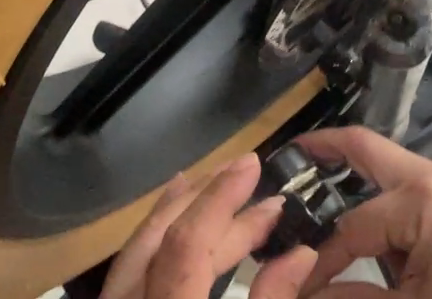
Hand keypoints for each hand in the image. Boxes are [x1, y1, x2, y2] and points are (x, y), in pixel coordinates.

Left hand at [102, 153, 319, 298]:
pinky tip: (178, 226)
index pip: (187, 245)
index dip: (220, 199)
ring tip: (220, 185)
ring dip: (184, 213)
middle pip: (161, 238)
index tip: (253, 163)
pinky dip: (159, 240)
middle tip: (254, 180)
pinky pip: (131, 268)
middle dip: (209, 202)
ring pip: (142, 249)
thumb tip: (300, 251)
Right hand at [287, 127, 431, 298]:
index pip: (351, 225)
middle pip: (367, 149)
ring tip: (316, 196)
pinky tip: (363, 230)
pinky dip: (382, 206)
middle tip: (288, 158)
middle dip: (326, 151)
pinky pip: (409, 198)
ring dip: (355, 181)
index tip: (297, 284)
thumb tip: (304, 290)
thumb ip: (352, 297)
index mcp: (422, 197)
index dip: (321, 260)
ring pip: (388, 174)